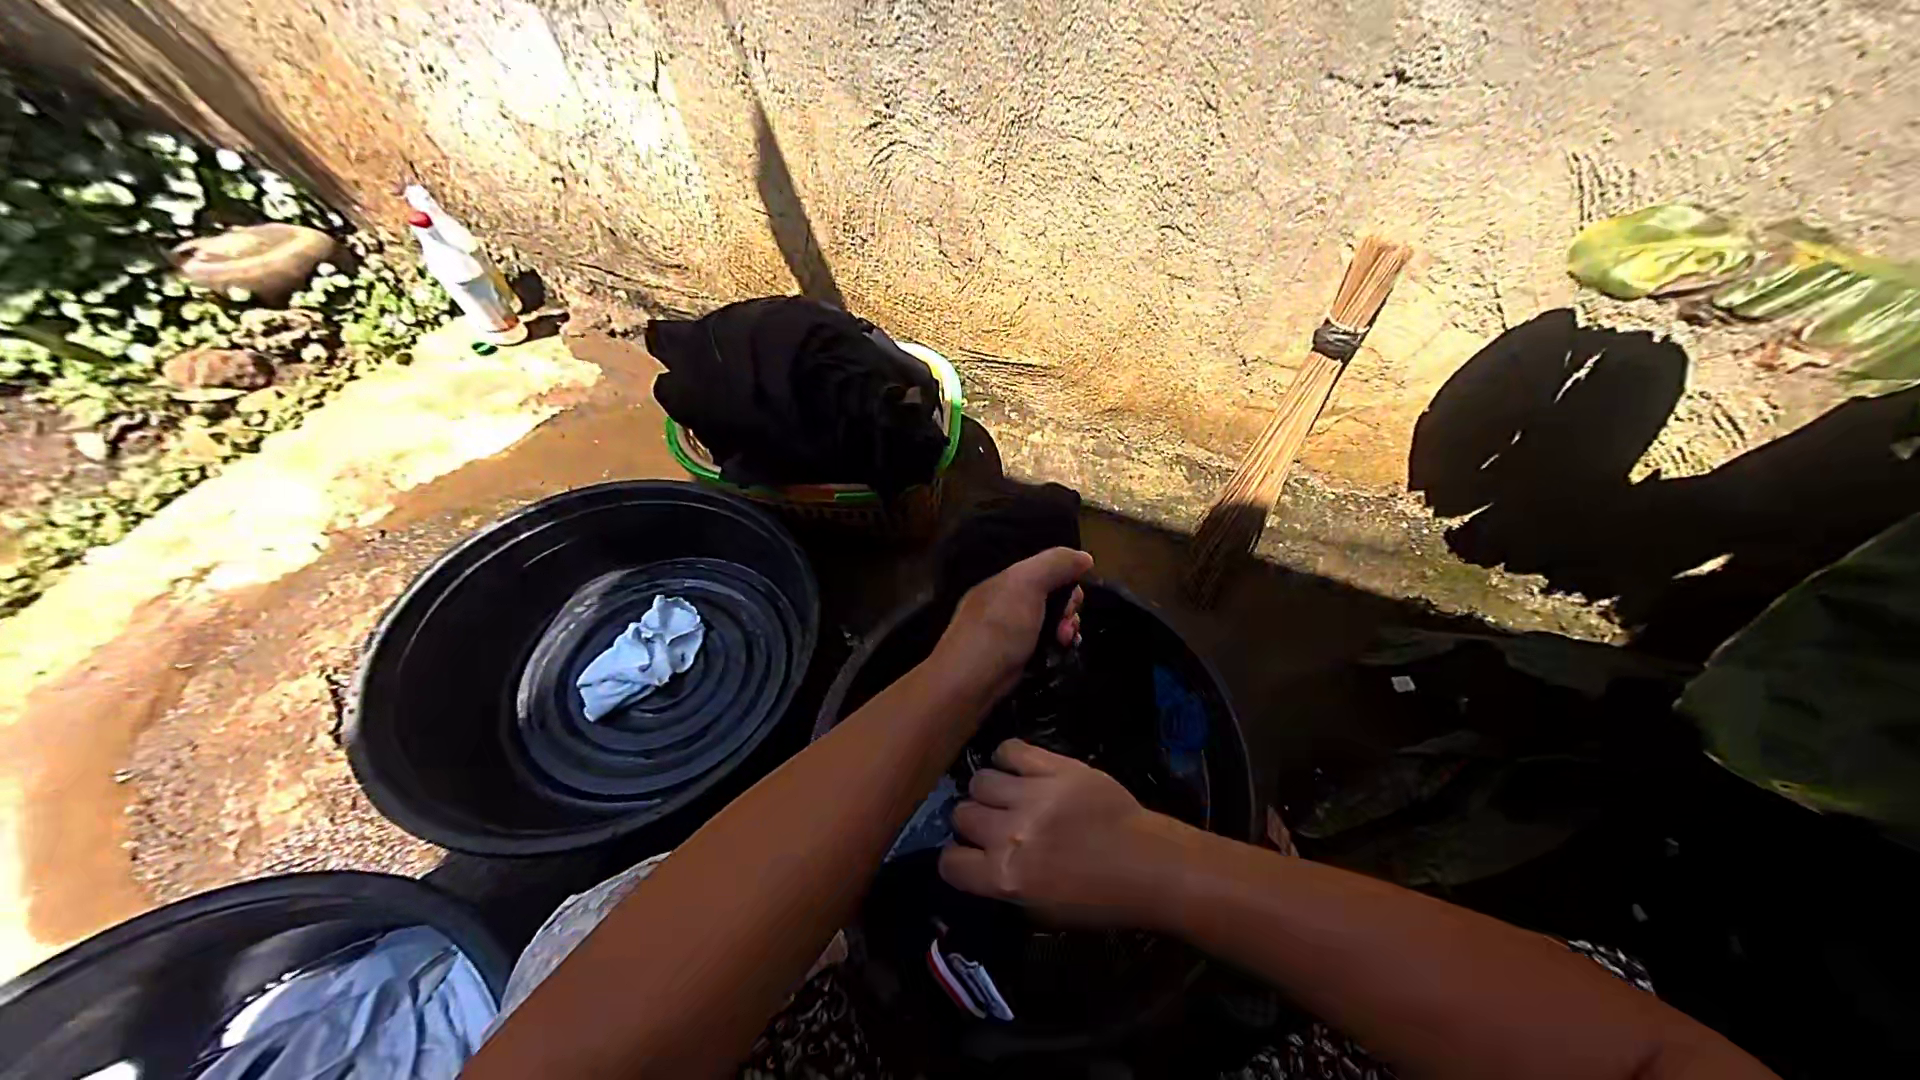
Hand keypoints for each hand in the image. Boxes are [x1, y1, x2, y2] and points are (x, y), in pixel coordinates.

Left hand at [930, 547, 1090, 700]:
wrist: (971, 679)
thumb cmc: (999, 626)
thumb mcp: (1027, 583)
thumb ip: (1055, 564)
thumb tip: (1085, 557)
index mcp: (1006, 579)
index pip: (1047, 569)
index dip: (1067, 580)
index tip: (1072, 596)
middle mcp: (1008, 601)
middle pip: (1053, 596)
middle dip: (1068, 608)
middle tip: (1065, 624)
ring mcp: (1011, 629)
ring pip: (1052, 621)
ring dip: (1066, 628)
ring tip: (1064, 641)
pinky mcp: (1016, 655)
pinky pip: (1046, 642)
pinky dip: (1058, 646)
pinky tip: (1061, 651)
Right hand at [939, 738, 1191, 927]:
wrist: (1148, 865)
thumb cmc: (1098, 899)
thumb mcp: (1040, 911)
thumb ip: (1001, 886)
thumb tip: (978, 863)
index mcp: (1004, 877)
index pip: (949, 861)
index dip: (957, 859)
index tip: (970, 855)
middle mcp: (1009, 834)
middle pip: (961, 815)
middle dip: (973, 822)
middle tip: (995, 824)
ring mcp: (1032, 796)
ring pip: (981, 780)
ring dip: (990, 791)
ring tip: (1008, 795)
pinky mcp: (1055, 767)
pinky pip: (1010, 749)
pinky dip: (1008, 758)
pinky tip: (1019, 769)